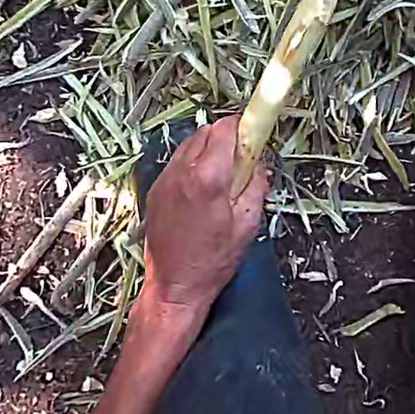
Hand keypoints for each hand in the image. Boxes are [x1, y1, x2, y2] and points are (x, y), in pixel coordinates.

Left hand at [141, 116, 267, 313]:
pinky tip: (202, 189)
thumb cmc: (213, 261)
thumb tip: (259, 162)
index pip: (226, 129)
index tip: (254, 132)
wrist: (174, 286)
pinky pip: (177, 161)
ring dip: (208, 149)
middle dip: (227, 138)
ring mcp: (165, 179)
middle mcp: (182, 171)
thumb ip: (255, 185)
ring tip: (221, 177)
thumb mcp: (248, 223)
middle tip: (241, 160)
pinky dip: (192, 163)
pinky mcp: (155, 189)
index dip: (243, 126)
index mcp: (208, 177)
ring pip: (190, 143)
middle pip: (207, 131)